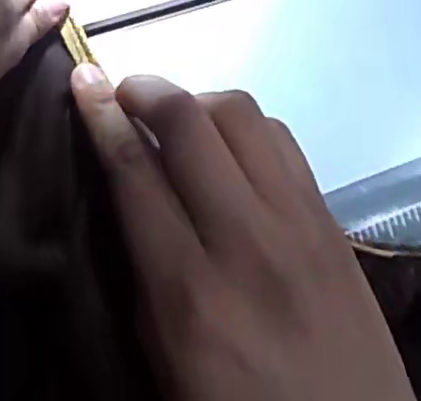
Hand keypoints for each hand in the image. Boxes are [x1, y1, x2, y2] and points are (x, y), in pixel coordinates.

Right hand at [70, 69, 412, 400]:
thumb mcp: (159, 343)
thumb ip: (137, 253)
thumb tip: (121, 169)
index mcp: (188, 287)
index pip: (134, 167)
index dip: (100, 112)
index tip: (83, 77)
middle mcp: (247, 242)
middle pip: (189, 121)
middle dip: (146, 90)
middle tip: (126, 95)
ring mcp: (301, 229)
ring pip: (242, 114)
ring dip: (197, 102)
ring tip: (179, 123)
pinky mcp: (336, 226)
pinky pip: (283, 141)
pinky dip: (244, 128)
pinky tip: (230, 151)